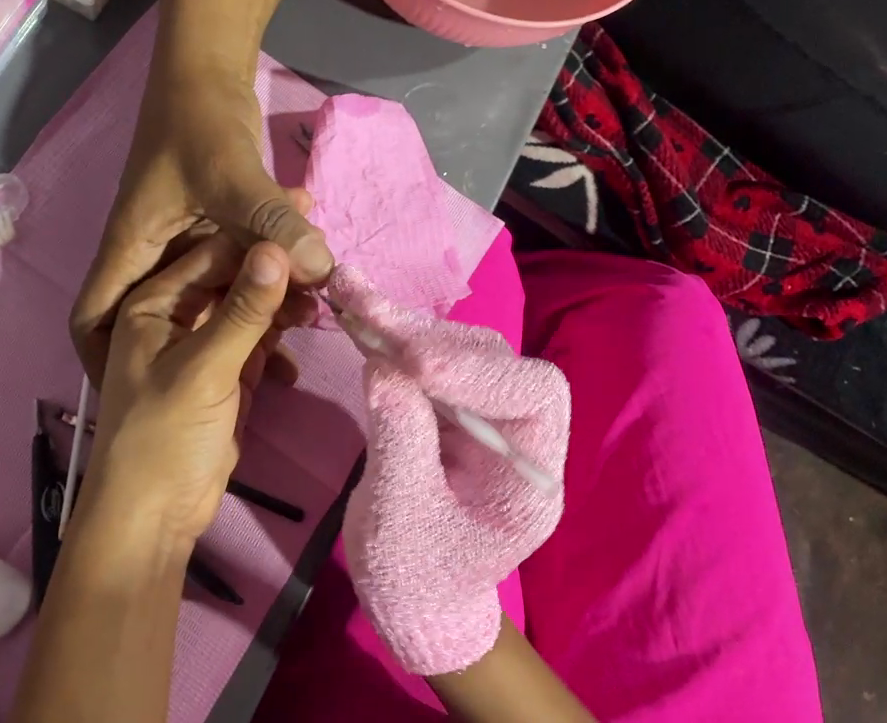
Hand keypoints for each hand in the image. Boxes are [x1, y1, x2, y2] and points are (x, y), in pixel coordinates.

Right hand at [71, 71, 332, 381]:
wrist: (208, 71)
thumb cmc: (197, 121)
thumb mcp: (232, 176)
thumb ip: (273, 223)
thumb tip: (321, 275)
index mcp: (130, 248)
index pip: (93, 316)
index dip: (100, 361)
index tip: (138, 396)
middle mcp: (152, 252)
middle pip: (166, 314)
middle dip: (210, 342)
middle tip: (261, 367)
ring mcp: (185, 239)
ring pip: (212, 292)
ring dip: (254, 308)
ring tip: (304, 326)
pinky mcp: (215, 226)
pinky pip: (238, 267)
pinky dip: (269, 278)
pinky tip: (313, 290)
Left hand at [82, 236, 292, 548]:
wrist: (155, 515)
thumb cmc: (164, 435)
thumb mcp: (205, 369)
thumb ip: (244, 310)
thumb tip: (279, 248)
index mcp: (154, 303)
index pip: (213, 255)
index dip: (258, 242)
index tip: (308, 229)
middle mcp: (177, 316)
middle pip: (234, 280)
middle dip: (276, 275)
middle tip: (325, 265)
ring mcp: (202, 346)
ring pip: (249, 312)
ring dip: (281, 309)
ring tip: (320, 306)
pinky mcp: (224, 375)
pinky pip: (256, 343)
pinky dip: (278, 344)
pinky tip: (301, 347)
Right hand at [334, 267, 569, 676]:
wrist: (411, 595)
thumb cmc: (414, 575)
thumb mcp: (399, 521)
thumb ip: (399, 444)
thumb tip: (381, 367)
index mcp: (531, 474)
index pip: (534, 395)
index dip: (479, 371)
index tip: (417, 366)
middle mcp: (516, 432)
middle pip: (489, 360)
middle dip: (426, 336)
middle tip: (366, 309)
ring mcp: (480, 413)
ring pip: (453, 349)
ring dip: (402, 323)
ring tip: (352, 292)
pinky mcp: (445, 404)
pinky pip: (422, 358)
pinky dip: (388, 333)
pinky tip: (356, 305)